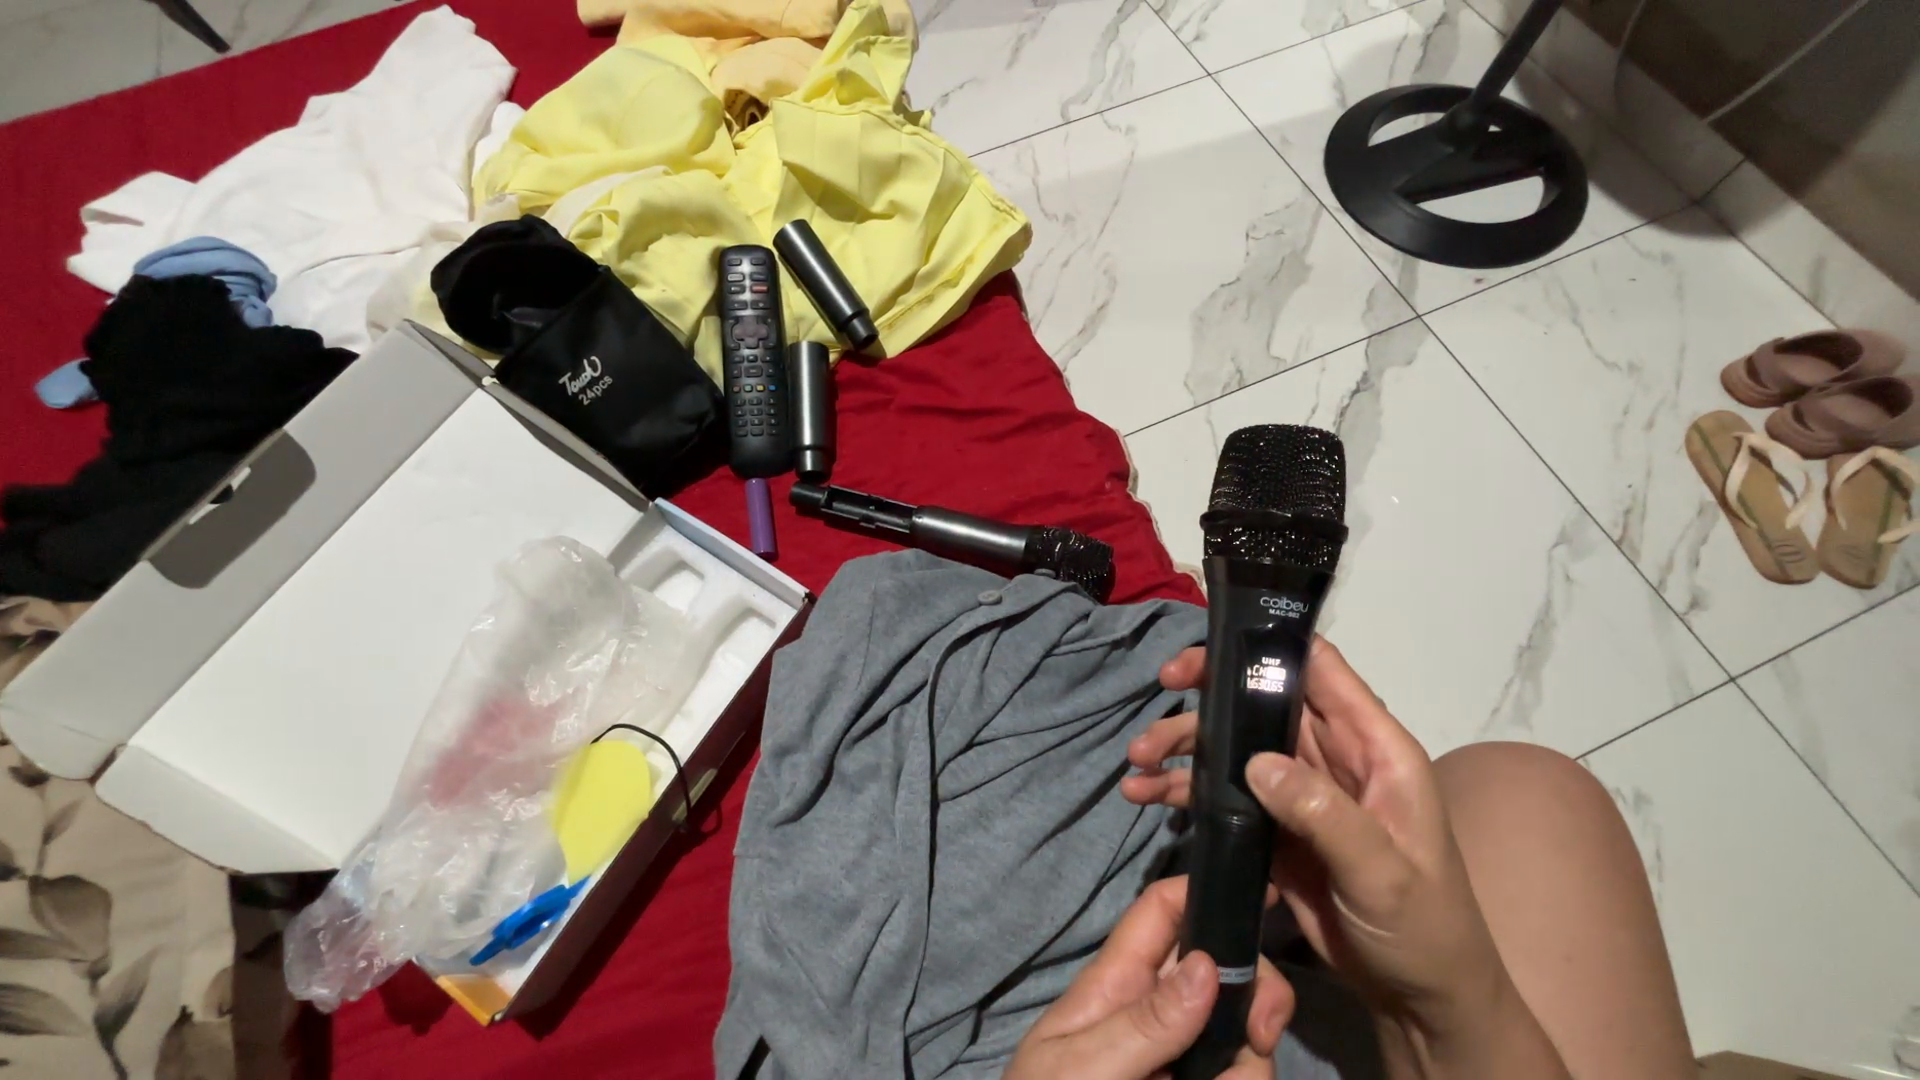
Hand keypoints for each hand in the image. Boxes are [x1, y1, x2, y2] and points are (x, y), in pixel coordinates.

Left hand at [1005, 877, 1292, 1079]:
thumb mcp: (1079, 1068)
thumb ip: (1142, 1024)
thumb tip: (1207, 964)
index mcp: (1117, 982)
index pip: (1162, 911)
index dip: (1205, 890)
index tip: (1264, 897)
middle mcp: (1157, 1012)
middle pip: (1225, 973)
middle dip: (1256, 994)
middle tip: (1259, 1033)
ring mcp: (1182, 1058)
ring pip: (1245, 1037)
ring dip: (1248, 1066)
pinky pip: (1242, 1078)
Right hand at [1123, 641, 1565, 1076]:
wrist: (1417, 998)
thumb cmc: (1423, 927)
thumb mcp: (1382, 872)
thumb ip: (1323, 814)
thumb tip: (1255, 762)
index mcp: (1373, 748)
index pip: (1321, 671)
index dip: (1269, 646)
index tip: (1211, 647)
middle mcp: (1330, 756)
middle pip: (1260, 700)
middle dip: (1207, 694)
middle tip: (1161, 689)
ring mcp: (1297, 789)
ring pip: (1232, 744)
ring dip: (1184, 745)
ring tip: (1139, 762)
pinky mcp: (1272, 823)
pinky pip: (1220, 791)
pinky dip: (1182, 789)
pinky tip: (1146, 795)